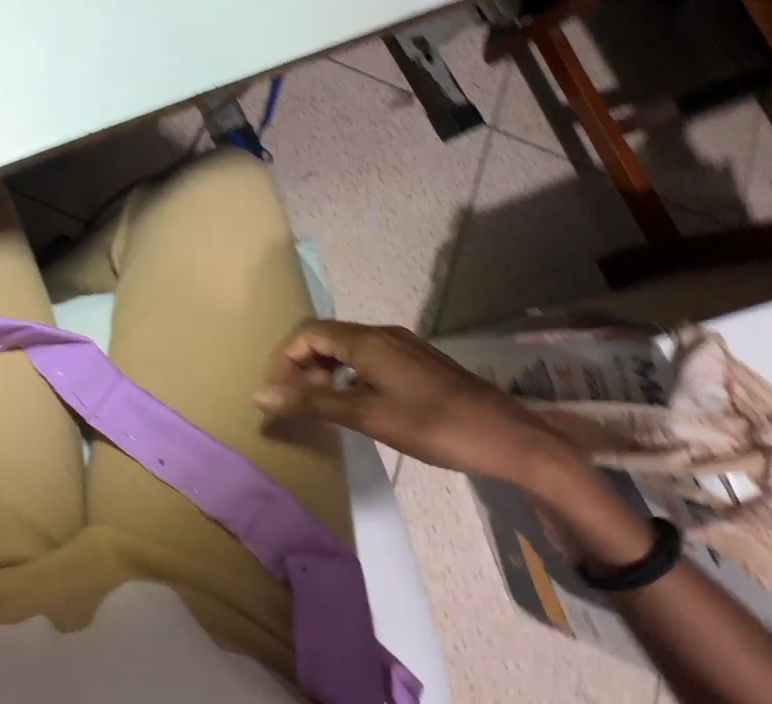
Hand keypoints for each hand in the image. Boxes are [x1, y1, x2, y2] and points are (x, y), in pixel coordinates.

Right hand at [254, 321, 581, 492]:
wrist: (511, 439)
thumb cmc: (435, 426)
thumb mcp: (368, 416)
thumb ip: (313, 404)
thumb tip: (260, 396)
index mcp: (368, 341)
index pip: (308, 333)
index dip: (284, 359)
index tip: (276, 394)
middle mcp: (383, 334)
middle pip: (325, 337)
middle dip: (300, 366)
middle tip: (291, 404)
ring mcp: (403, 347)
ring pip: (347, 349)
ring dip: (323, 372)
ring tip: (316, 407)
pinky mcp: (418, 363)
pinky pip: (368, 359)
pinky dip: (347, 376)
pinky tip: (351, 405)